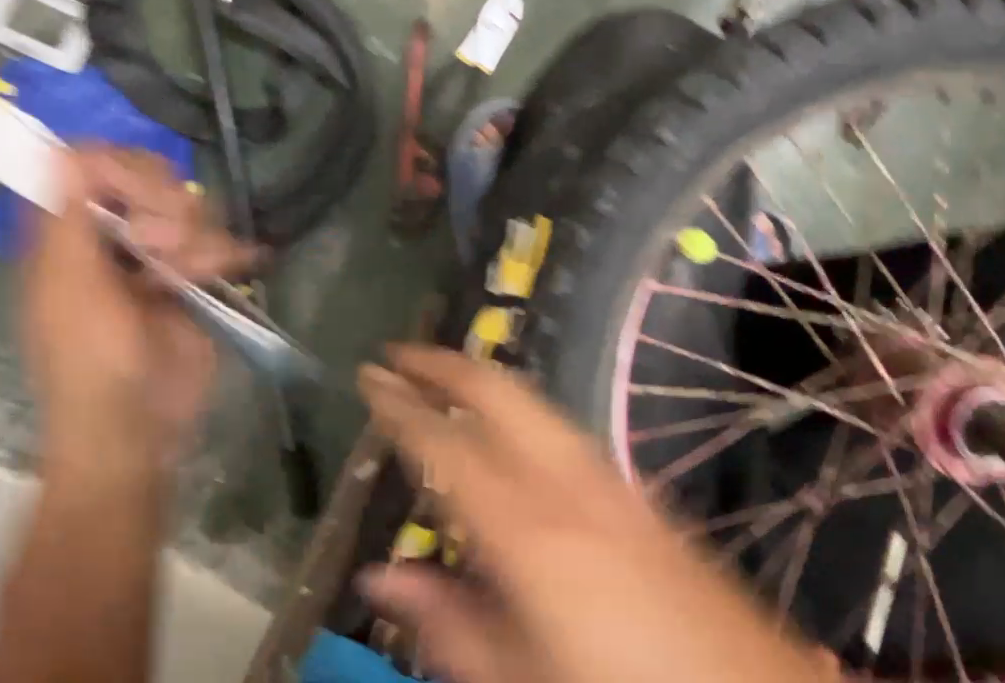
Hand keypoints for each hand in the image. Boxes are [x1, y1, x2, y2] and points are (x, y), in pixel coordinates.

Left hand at [22, 147, 259, 469]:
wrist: (138, 425)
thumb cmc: (89, 361)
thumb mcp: (69, 289)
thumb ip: (68, 218)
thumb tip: (59, 148)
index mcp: (68, 232)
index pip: (92, 163)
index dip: (119, 167)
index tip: (136, 197)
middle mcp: (113, 234)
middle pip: (150, 176)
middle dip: (165, 207)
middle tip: (158, 248)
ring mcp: (157, 255)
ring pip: (191, 206)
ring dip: (196, 240)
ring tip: (187, 279)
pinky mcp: (196, 277)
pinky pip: (219, 240)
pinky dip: (227, 253)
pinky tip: (228, 270)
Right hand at [356, 345, 839, 682]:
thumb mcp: (517, 673)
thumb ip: (446, 621)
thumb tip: (381, 575)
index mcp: (527, 527)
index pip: (448, 445)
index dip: (403, 405)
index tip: (369, 376)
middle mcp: (568, 481)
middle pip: (499, 394)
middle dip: (447, 364)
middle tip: (401, 354)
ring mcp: (608, 477)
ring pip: (534, 404)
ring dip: (486, 382)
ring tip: (446, 380)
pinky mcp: (635, 490)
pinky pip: (563, 428)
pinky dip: (522, 412)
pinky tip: (512, 434)